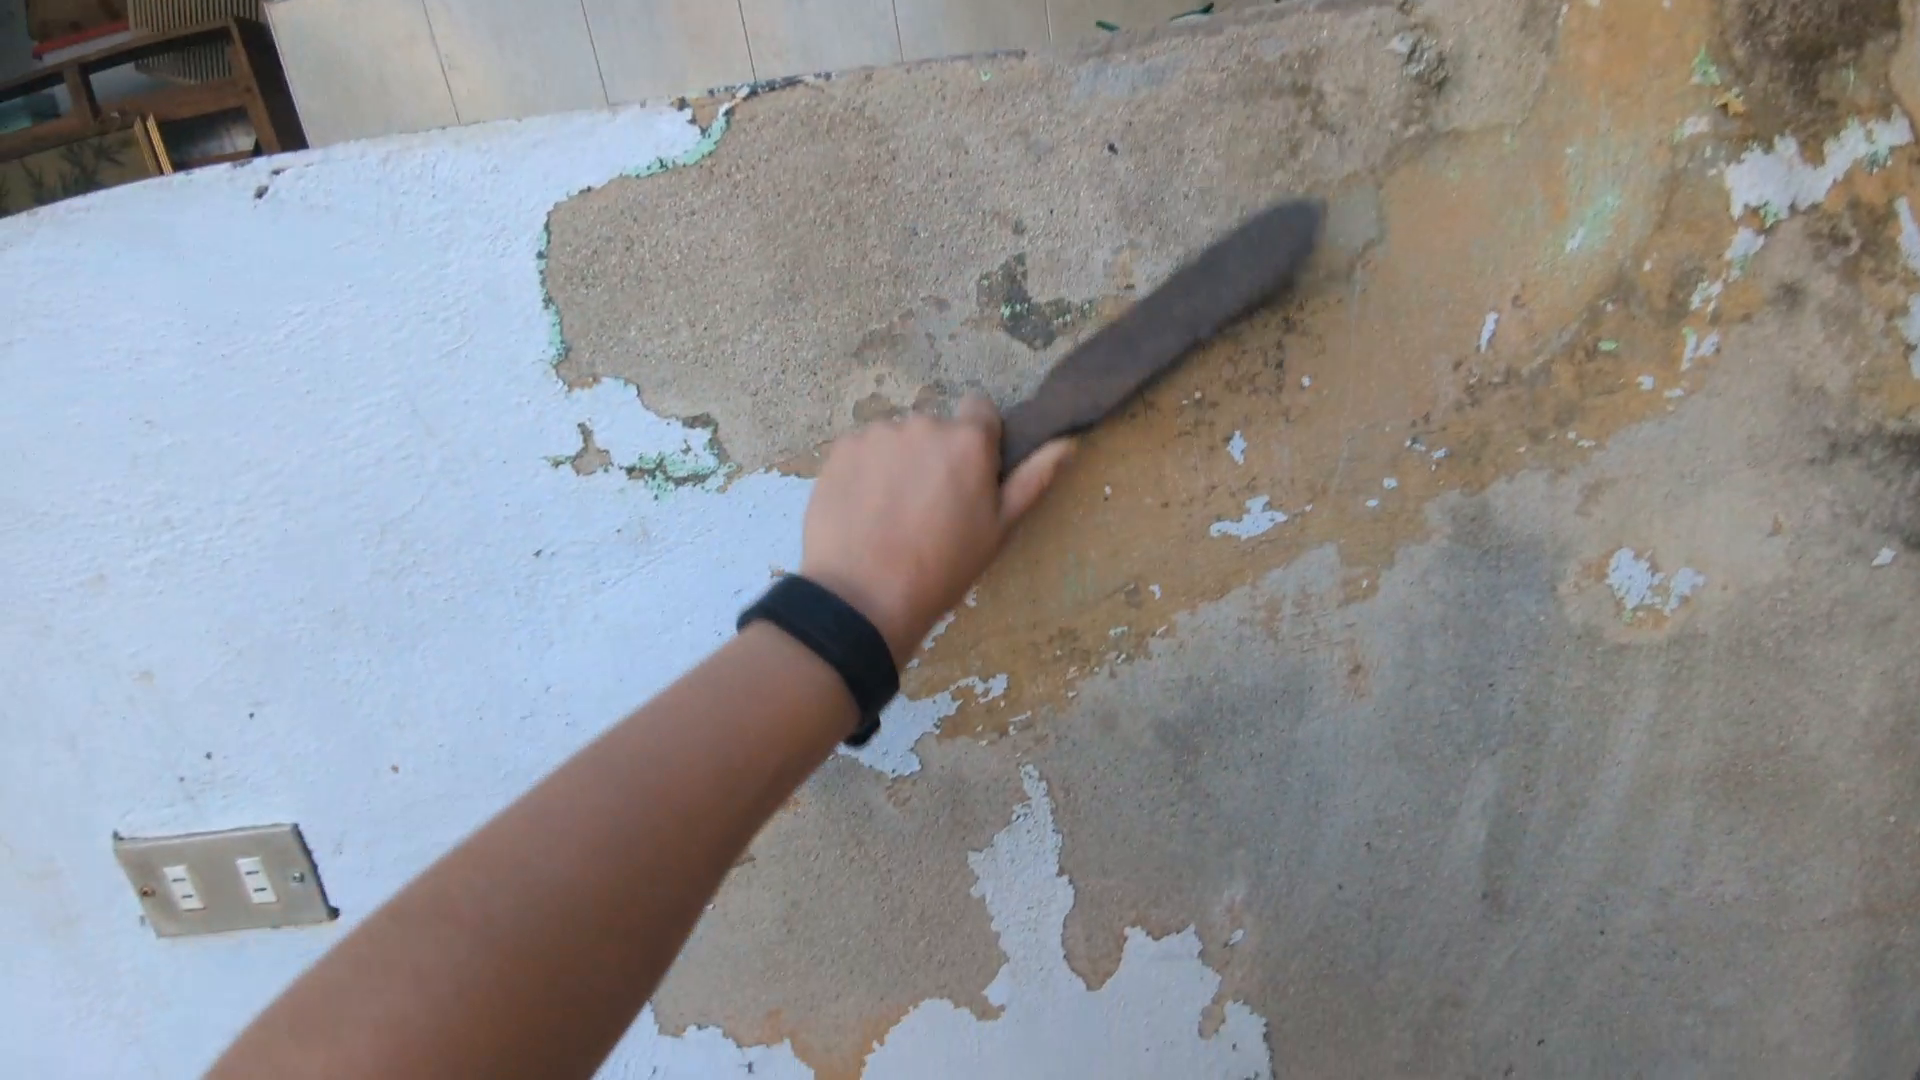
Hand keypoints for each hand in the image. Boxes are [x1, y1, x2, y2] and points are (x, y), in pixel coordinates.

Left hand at [799, 395, 1074, 665]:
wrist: (864, 596)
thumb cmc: (942, 568)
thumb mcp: (998, 529)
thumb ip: (1033, 479)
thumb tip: (1069, 442)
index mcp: (968, 441)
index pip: (980, 409)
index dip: (976, 440)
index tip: (968, 474)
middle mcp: (924, 424)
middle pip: (935, 428)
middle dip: (935, 454)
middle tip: (928, 505)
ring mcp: (878, 434)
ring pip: (896, 439)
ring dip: (898, 461)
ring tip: (891, 511)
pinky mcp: (841, 448)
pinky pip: (862, 449)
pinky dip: (865, 470)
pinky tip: (864, 508)